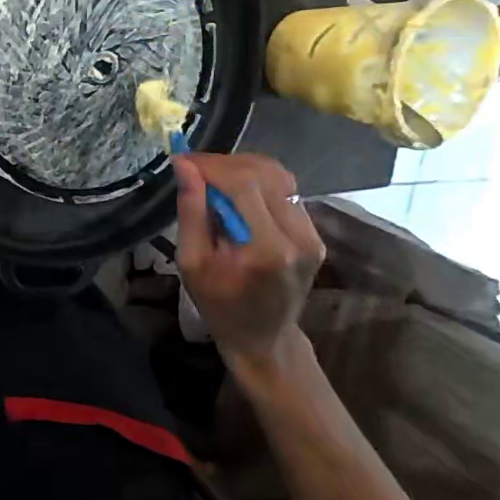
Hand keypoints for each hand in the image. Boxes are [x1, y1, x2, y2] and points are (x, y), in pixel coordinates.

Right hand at [173, 153, 324, 365]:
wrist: (264, 338)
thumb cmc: (220, 306)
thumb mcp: (192, 265)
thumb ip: (190, 213)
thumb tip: (184, 166)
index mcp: (266, 250)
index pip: (244, 186)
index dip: (212, 166)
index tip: (184, 160)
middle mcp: (298, 237)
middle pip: (263, 175)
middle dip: (225, 164)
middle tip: (195, 169)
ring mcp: (312, 235)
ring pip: (279, 177)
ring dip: (243, 169)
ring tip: (214, 178)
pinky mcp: (316, 234)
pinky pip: (287, 192)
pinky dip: (260, 183)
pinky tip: (238, 193)